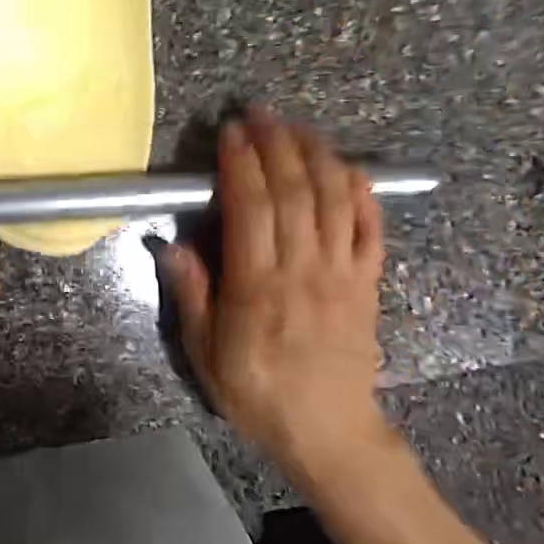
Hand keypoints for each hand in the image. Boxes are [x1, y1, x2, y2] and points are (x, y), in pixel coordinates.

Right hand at [161, 108, 387, 462]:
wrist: (328, 431)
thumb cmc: (256, 393)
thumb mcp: (205, 354)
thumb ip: (192, 296)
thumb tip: (172, 246)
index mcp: (258, 287)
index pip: (252, 208)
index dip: (241, 164)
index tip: (230, 133)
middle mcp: (304, 270)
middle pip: (294, 191)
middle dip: (276, 144)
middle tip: (261, 112)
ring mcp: (343, 273)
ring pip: (335, 199)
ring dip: (316, 155)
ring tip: (297, 126)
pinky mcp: (368, 282)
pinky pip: (371, 227)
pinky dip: (362, 191)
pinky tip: (348, 166)